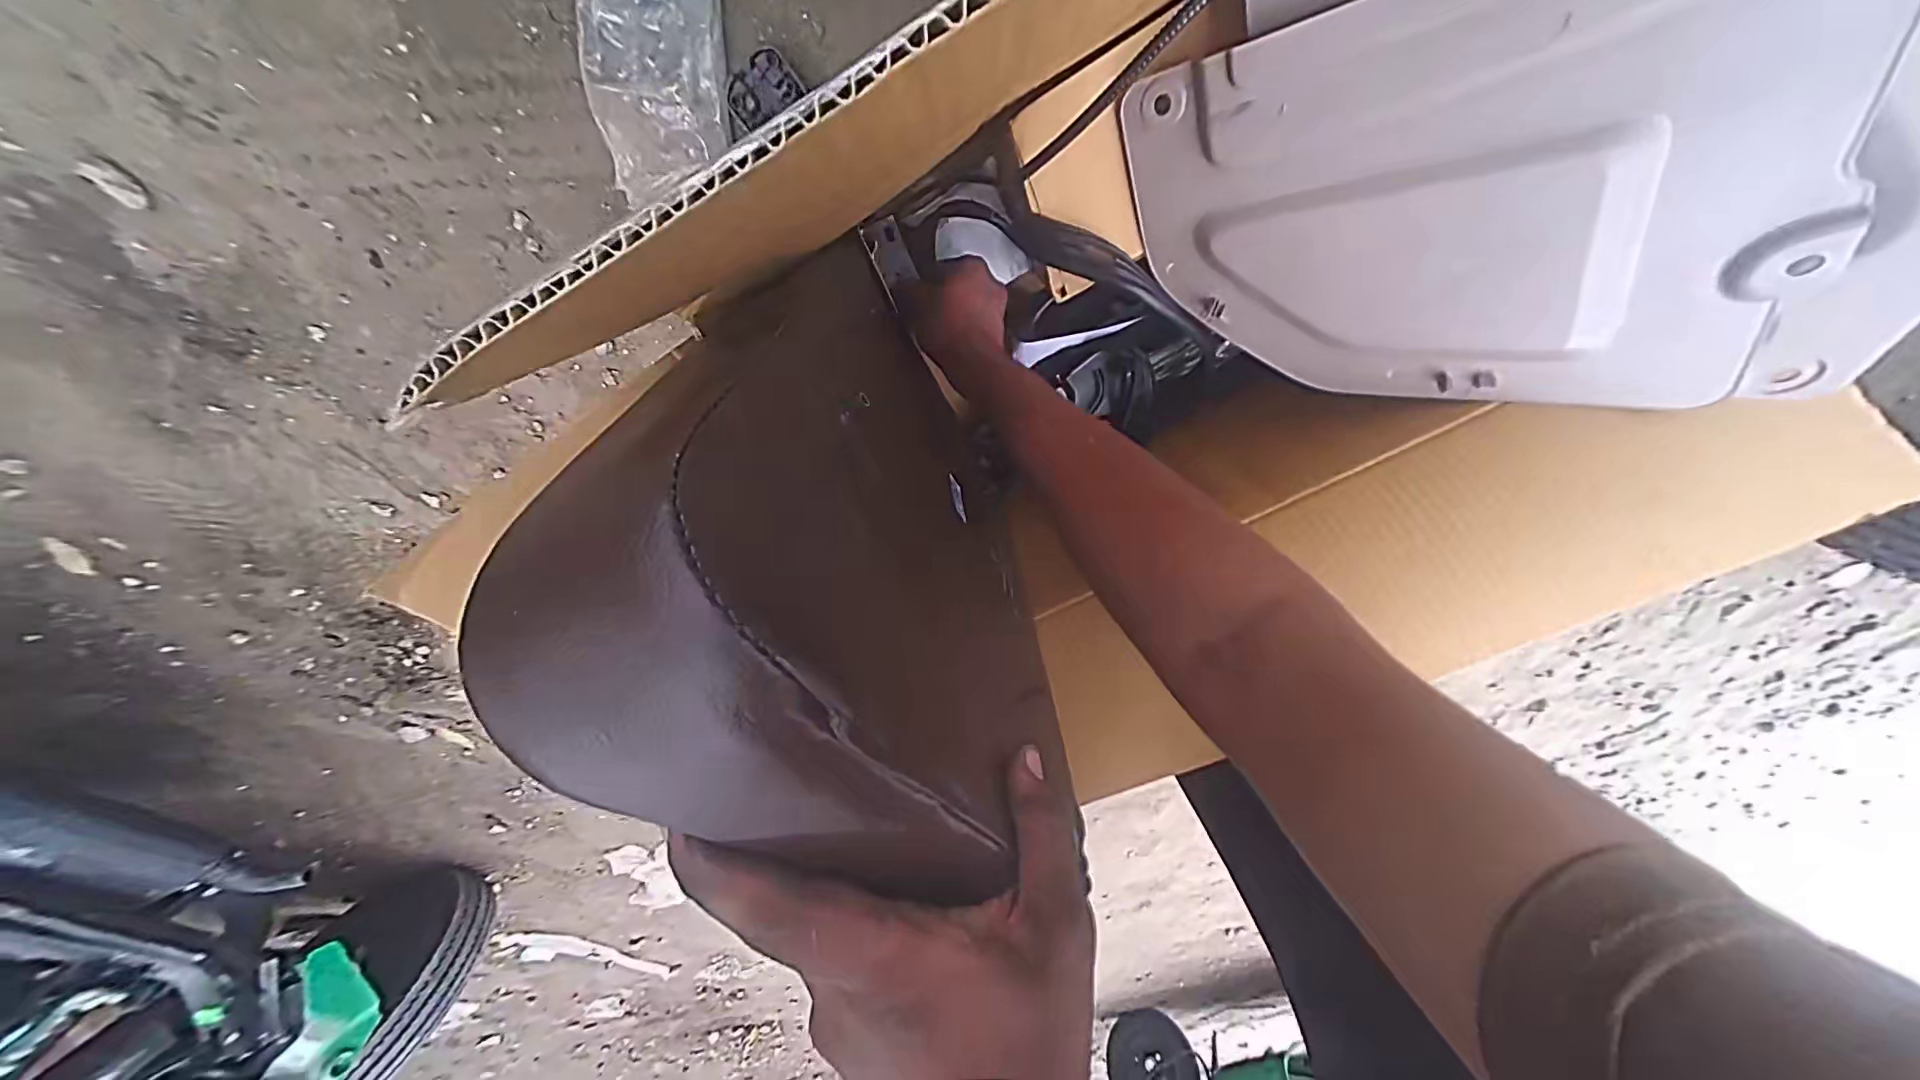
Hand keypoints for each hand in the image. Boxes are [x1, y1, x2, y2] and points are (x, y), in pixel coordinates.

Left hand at [669, 747, 1094, 1079]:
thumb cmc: (1030, 1043)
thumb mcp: (1056, 928)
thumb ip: (1040, 835)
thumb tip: (1026, 765)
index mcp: (874, 953)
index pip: (766, 906)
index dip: (712, 864)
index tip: (682, 816)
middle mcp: (834, 989)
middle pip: (778, 905)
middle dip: (777, 845)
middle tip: (784, 779)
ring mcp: (833, 1016)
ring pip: (806, 930)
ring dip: (820, 883)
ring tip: (849, 826)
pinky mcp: (846, 1029)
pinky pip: (828, 955)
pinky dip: (843, 917)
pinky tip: (889, 899)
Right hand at [909, 257, 1016, 403]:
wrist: (973, 362)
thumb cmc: (947, 325)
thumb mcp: (915, 302)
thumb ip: (908, 288)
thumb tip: (902, 285)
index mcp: (972, 264)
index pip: (943, 266)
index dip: (926, 281)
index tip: (917, 293)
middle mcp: (991, 282)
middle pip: (960, 286)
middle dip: (945, 297)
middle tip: (926, 311)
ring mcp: (1000, 308)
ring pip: (970, 307)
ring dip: (956, 315)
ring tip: (937, 329)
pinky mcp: (1001, 333)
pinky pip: (976, 327)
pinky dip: (965, 332)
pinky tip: (952, 341)